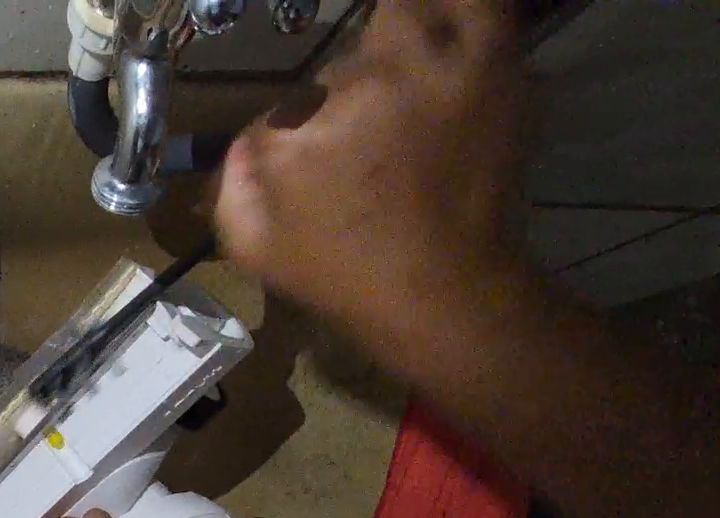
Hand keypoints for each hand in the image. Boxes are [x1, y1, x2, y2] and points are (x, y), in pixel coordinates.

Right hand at [212, 0, 527, 340]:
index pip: (275, 113)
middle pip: (333, 69)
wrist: (436, 287)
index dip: (281, 142)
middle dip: (332, 105)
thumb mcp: (252, 248)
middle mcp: (360, 86)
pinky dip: (449, 14)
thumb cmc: (337, 275)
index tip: (296, 172)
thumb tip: (239, 144)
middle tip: (350, 146)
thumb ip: (228, 188)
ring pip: (397, 17)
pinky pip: (474, 5)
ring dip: (386, 51)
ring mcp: (432, 66)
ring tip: (390, 92)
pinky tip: (434, 40)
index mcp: (296, 132)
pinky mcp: (491, 61)